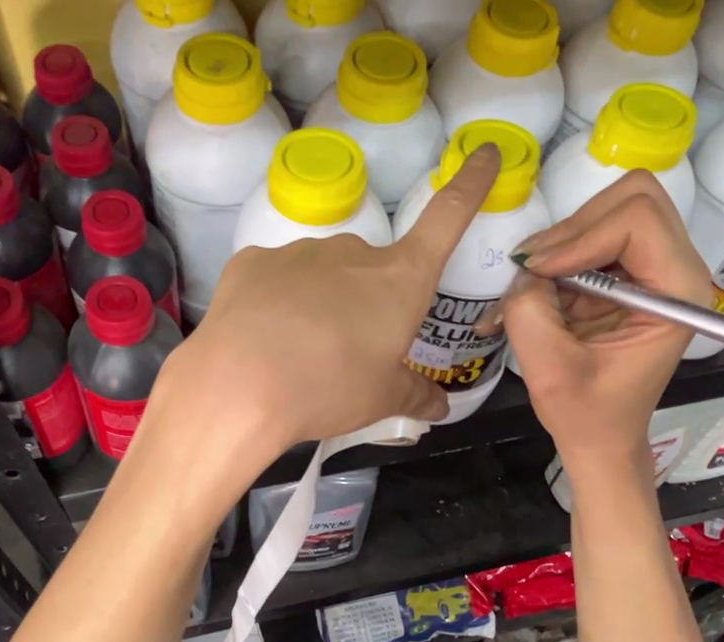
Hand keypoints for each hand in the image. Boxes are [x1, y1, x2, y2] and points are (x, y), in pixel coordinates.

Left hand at [148, 146, 502, 460]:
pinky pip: (277, 279)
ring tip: (299, 352)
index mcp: (399, 279)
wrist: (239, 386)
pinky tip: (263, 338)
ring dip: (320, 303)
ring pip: (322, 274)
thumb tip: (440, 406)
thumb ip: (413, 395)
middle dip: (367, 303)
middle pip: (372, 269)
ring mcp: (299, 251)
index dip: (471, 184)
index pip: (448, 217)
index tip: (484, 153)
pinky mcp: (252, 261)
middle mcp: (352, 251)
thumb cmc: (328, 389)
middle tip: (348, 353)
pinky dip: (277, 303)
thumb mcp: (381, 401)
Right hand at [496, 170, 711, 474]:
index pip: (637, 219)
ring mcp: (653, 268)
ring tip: (532, 281)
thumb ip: (530, 312)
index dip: (581, 237)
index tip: (538, 274)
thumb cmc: (586, 416)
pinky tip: (539, 286)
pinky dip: (560, 253)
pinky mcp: (627, 273)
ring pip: (610, 209)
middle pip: (632, 196)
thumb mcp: (549, 372)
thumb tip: (523, 270)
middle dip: (574, 228)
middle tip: (535, 270)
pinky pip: (593, 235)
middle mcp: (676, 269)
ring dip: (563, 240)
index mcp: (678, 293)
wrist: (600, 439)